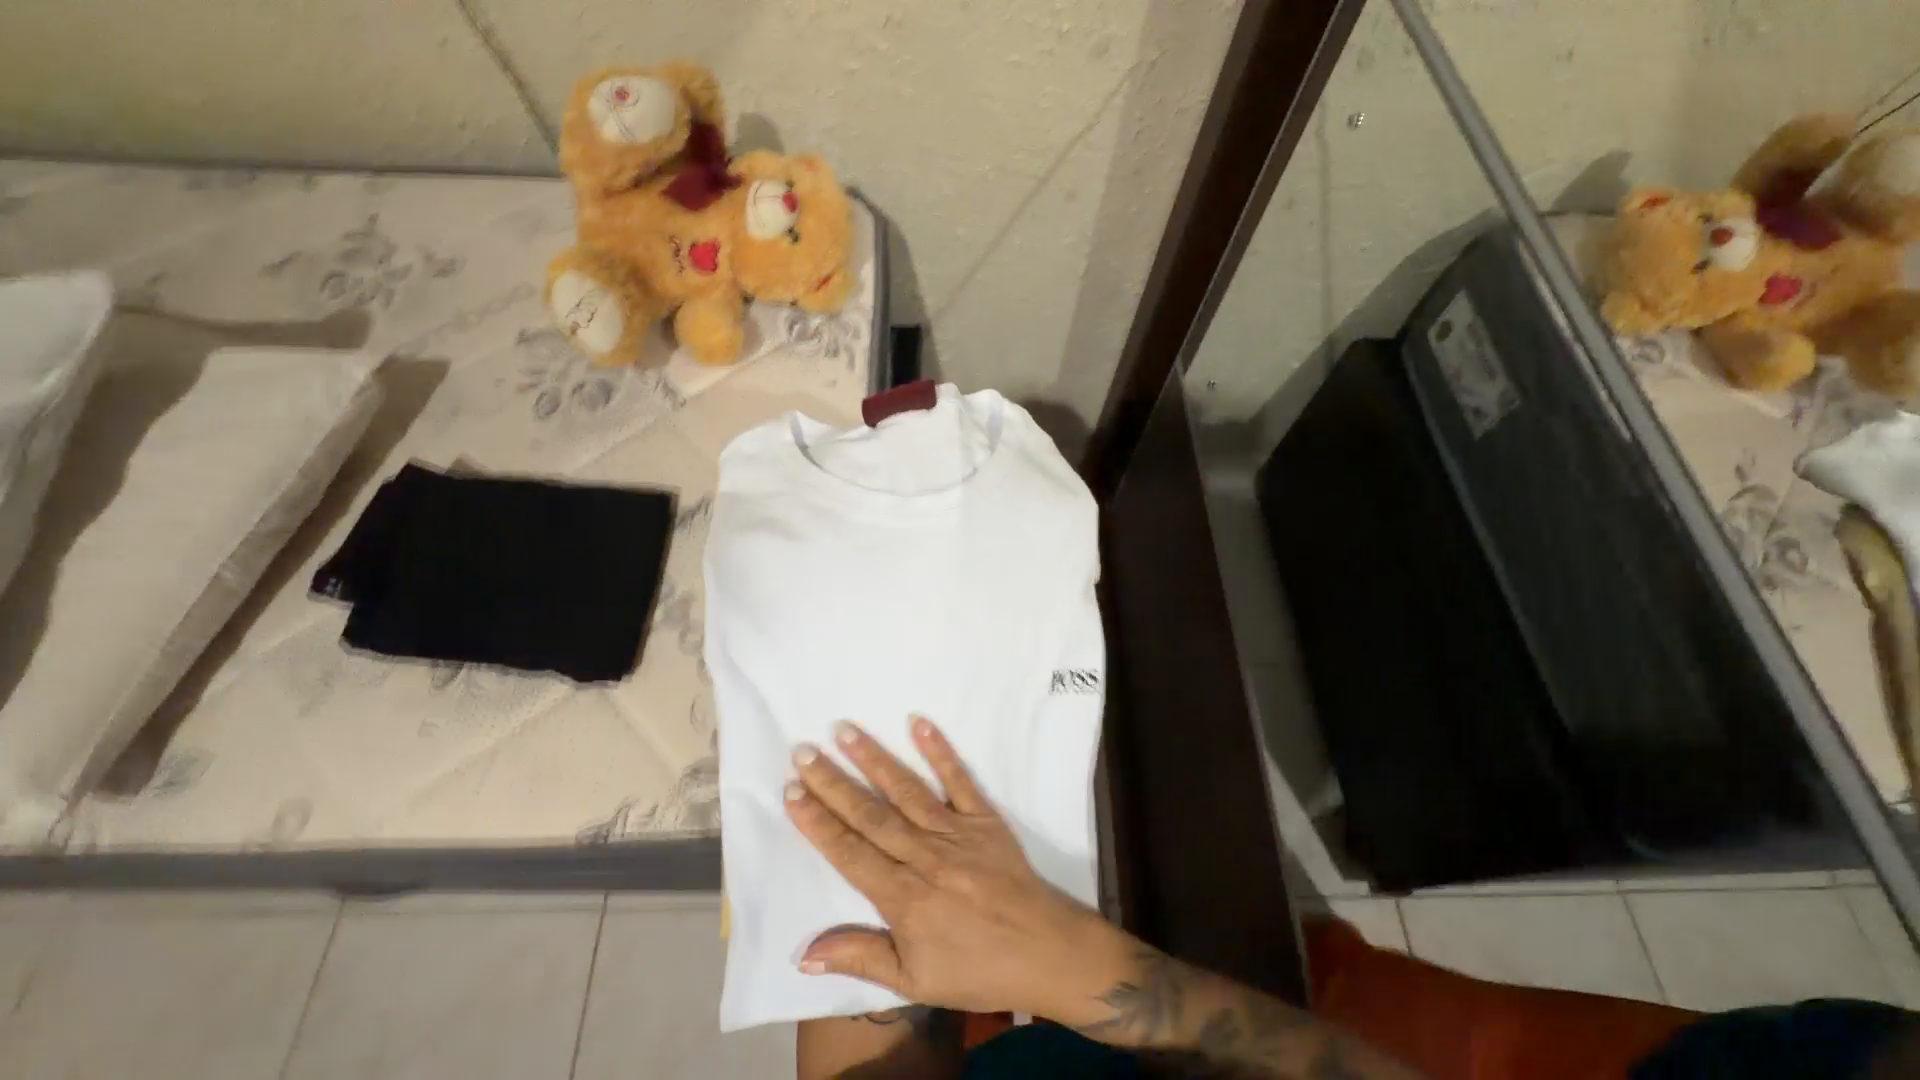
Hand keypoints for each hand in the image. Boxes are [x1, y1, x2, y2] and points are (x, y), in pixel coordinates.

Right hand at [784, 716, 1125, 1020]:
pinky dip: (940, 751)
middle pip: (871, 815)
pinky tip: (918, 723)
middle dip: (833, 782)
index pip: (850, 852)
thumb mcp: (915, 982)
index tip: (791, 791)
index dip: (818, 822)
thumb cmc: (977, 970)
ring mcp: (956, 833)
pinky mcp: (985, 820)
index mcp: (903, 898)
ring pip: (907, 791)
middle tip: (803, 750)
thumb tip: (803, 953)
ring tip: (845, 730)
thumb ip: (861, 957)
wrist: (1048, 954)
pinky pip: (960, 780)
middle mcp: (925, 857)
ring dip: (874, 759)